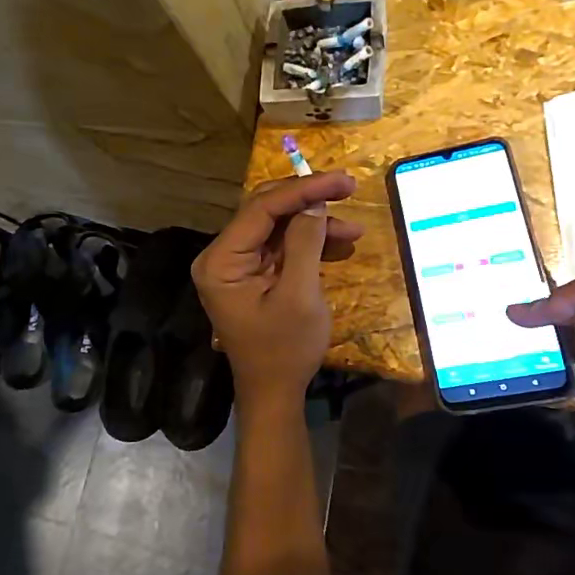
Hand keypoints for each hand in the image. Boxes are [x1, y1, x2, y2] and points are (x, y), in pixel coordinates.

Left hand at [192, 173, 361, 402]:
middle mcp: (222, 256)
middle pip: (266, 211)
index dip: (302, 190)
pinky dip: (310, 243)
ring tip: (353, 231)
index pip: (260, 209)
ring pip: (277, 226)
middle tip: (349, 189)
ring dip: (315, 224)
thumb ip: (304, 244)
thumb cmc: (284, 350)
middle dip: (309, 200)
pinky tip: (341, 246)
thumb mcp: (299, 296)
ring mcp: (237, 265)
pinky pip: (281, 247)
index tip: (342, 181)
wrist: (274, 393)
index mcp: (221, 261)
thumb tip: (314, 205)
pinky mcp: (254, 274)